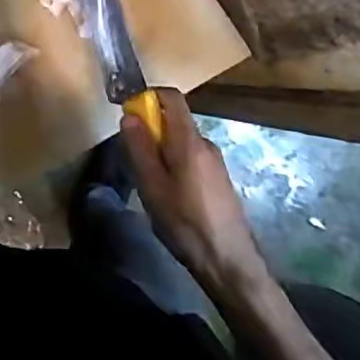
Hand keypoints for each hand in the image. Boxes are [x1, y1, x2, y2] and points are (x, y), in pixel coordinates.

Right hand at [121, 88, 269, 292]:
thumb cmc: (186, 223)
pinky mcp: (219, 179)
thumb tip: (130, 116)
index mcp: (189, 140)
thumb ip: (140, 148)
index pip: (171, 97)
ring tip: (152, 185)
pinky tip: (171, 197)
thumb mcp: (152, 186)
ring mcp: (216, 162)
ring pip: (182, 142)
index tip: (129, 113)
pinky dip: (175, 165)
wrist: (230, 263)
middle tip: (136, 160)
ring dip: (162, 151)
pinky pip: (192, 158)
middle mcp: (206, 143)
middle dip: (151, 130)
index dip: (148, 96)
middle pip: (175, 120)